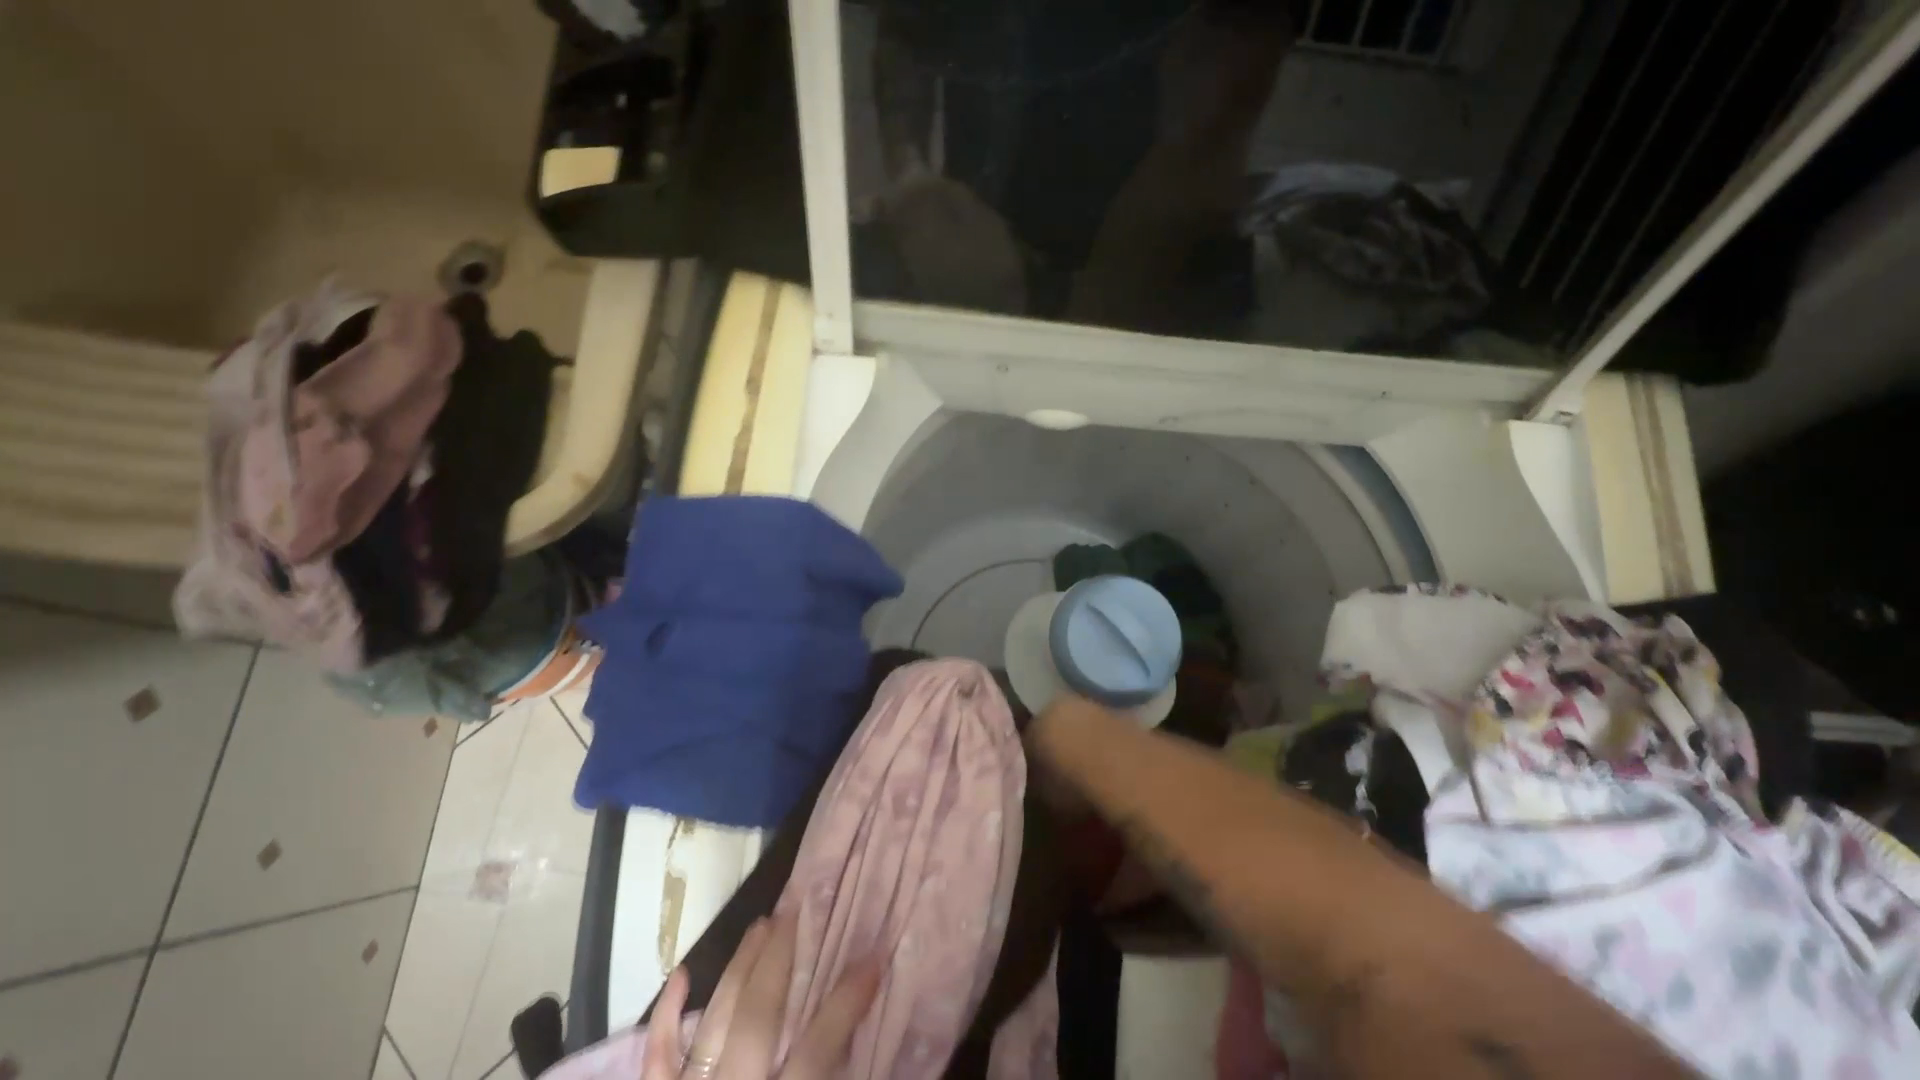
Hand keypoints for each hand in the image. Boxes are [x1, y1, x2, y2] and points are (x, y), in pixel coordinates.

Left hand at [643, 915, 881, 1078]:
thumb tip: (861, 1065)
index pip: (820, 1047)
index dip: (848, 1000)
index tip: (874, 958)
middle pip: (760, 1016)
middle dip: (781, 959)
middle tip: (799, 909)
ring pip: (715, 1019)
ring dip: (740, 967)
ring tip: (762, 924)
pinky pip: (657, 1054)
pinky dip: (667, 1014)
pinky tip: (683, 975)